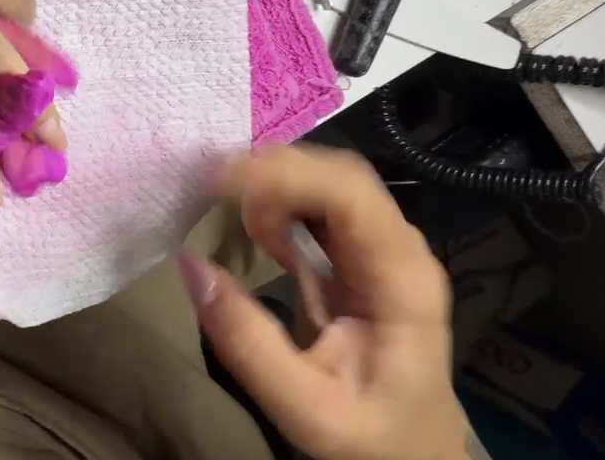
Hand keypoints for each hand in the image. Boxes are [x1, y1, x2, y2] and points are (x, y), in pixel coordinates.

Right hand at [180, 147, 468, 459]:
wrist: (415, 458)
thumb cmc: (370, 436)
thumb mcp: (305, 409)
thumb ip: (248, 343)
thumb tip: (189, 263)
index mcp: (403, 282)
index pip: (351, 194)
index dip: (284, 174)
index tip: (221, 185)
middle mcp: (400, 250)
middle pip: (339, 174)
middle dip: (271, 172)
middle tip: (218, 196)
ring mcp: (383, 246)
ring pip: (326, 178)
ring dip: (271, 184)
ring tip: (237, 221)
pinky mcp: (361, 250)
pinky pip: (318, 198)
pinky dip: (276, 197)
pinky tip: (259, 232)